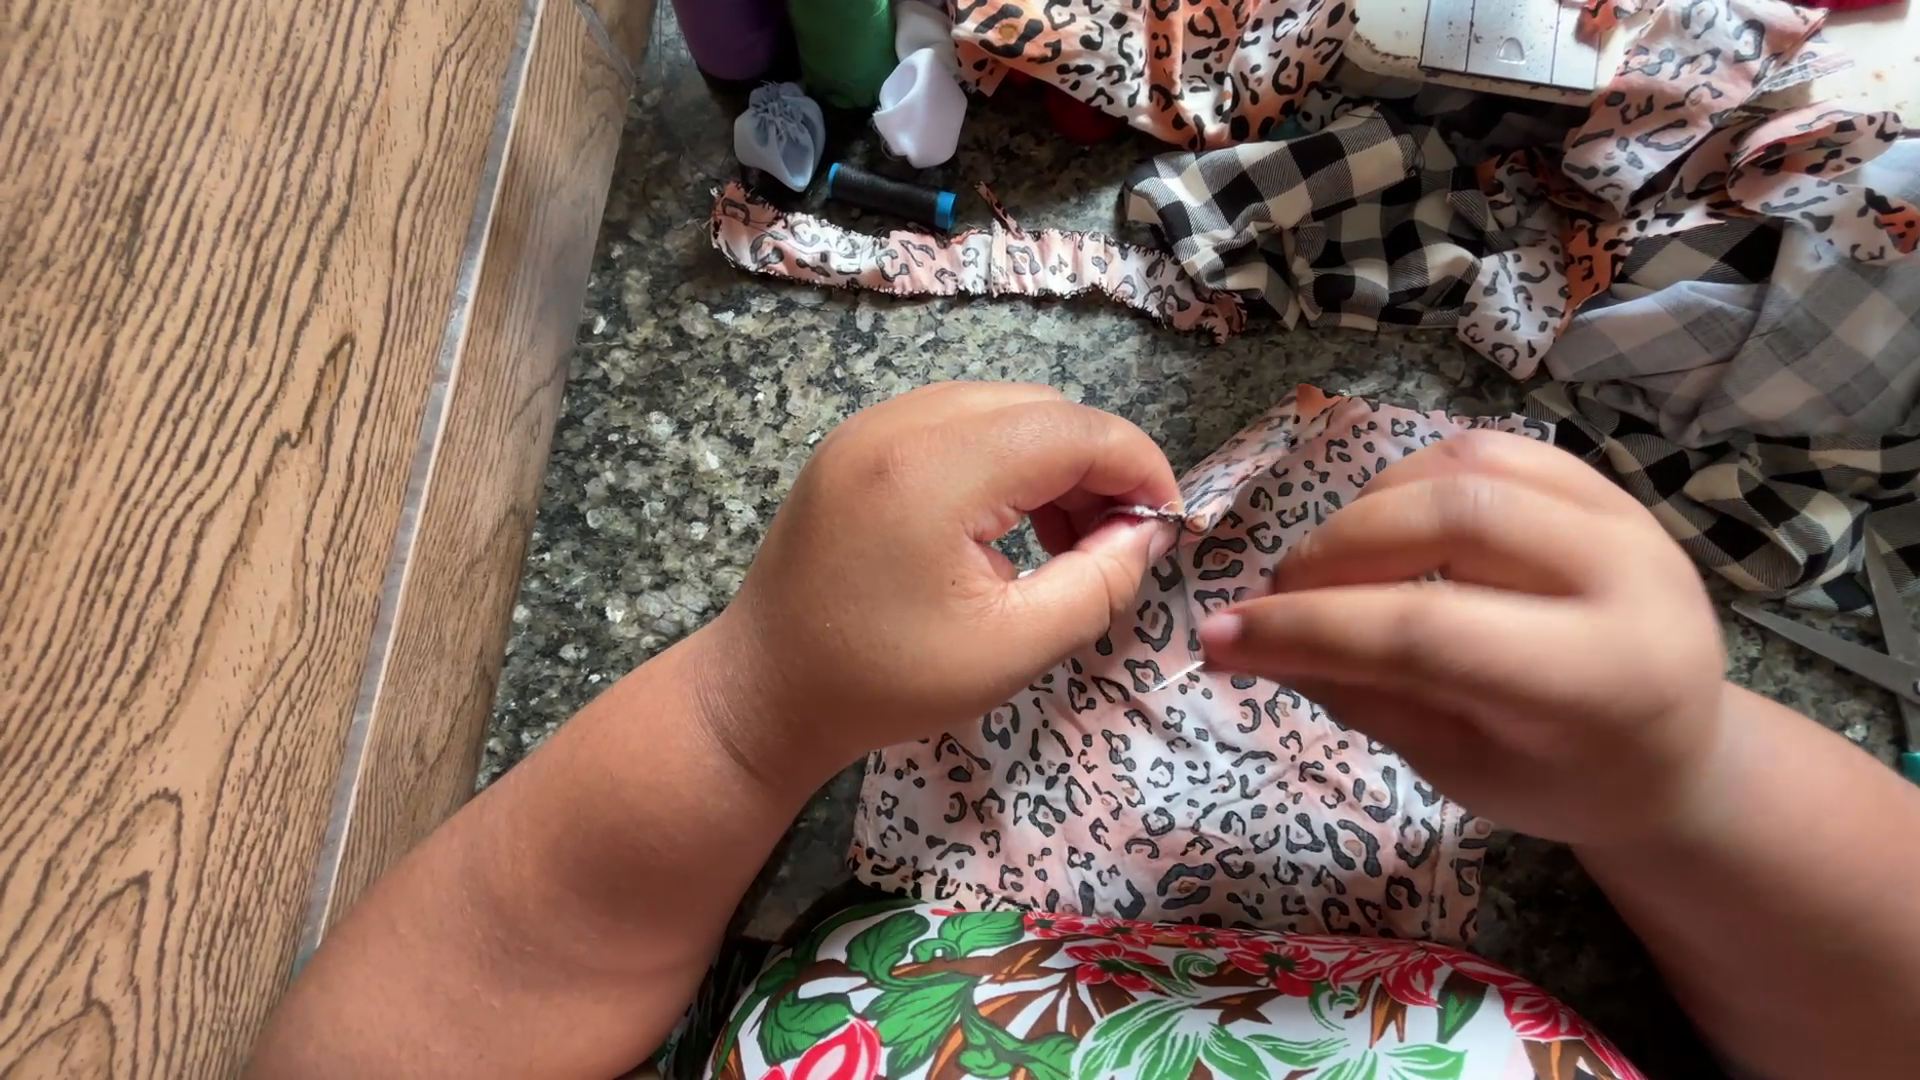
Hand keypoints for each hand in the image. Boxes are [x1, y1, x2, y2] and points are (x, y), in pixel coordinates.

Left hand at [696, 382, 1179, 797]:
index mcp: (935, 468)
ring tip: (1063, 537)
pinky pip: (956, 424)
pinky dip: (1002, 460)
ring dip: (1051, 461)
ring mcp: (870, 425)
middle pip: (1040, 409)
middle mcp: (900, 422)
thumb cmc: (884, 684)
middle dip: (1096, 465)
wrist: (765, 691)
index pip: (1073, 429)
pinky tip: (1005, 521)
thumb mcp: (1011, 649)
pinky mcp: (857, 443)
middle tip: (1113, 538)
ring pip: (1001, 410)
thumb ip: (1097, 583)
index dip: (1138, 466)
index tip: (1166, 521)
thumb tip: (1144, 532)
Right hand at [1197, 431, 1726, 846]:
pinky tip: (1378, 525)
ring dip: (1362, 511)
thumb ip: (1352, 693)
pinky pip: (1480, 447)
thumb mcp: (1449, 765)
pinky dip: (1404, 479)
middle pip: (1449, 520)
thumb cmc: (1555, 777)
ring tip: (1329, 565)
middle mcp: (1633, 579)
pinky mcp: (1599, 484)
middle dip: (1333, 554)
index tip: (1217, 639)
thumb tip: (1243, 642)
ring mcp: (1624, 515)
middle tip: (1280, 596)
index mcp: (1603, 682)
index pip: (1426, 635)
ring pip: (1459, 467)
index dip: (1306, 629)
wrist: (1672, 748)